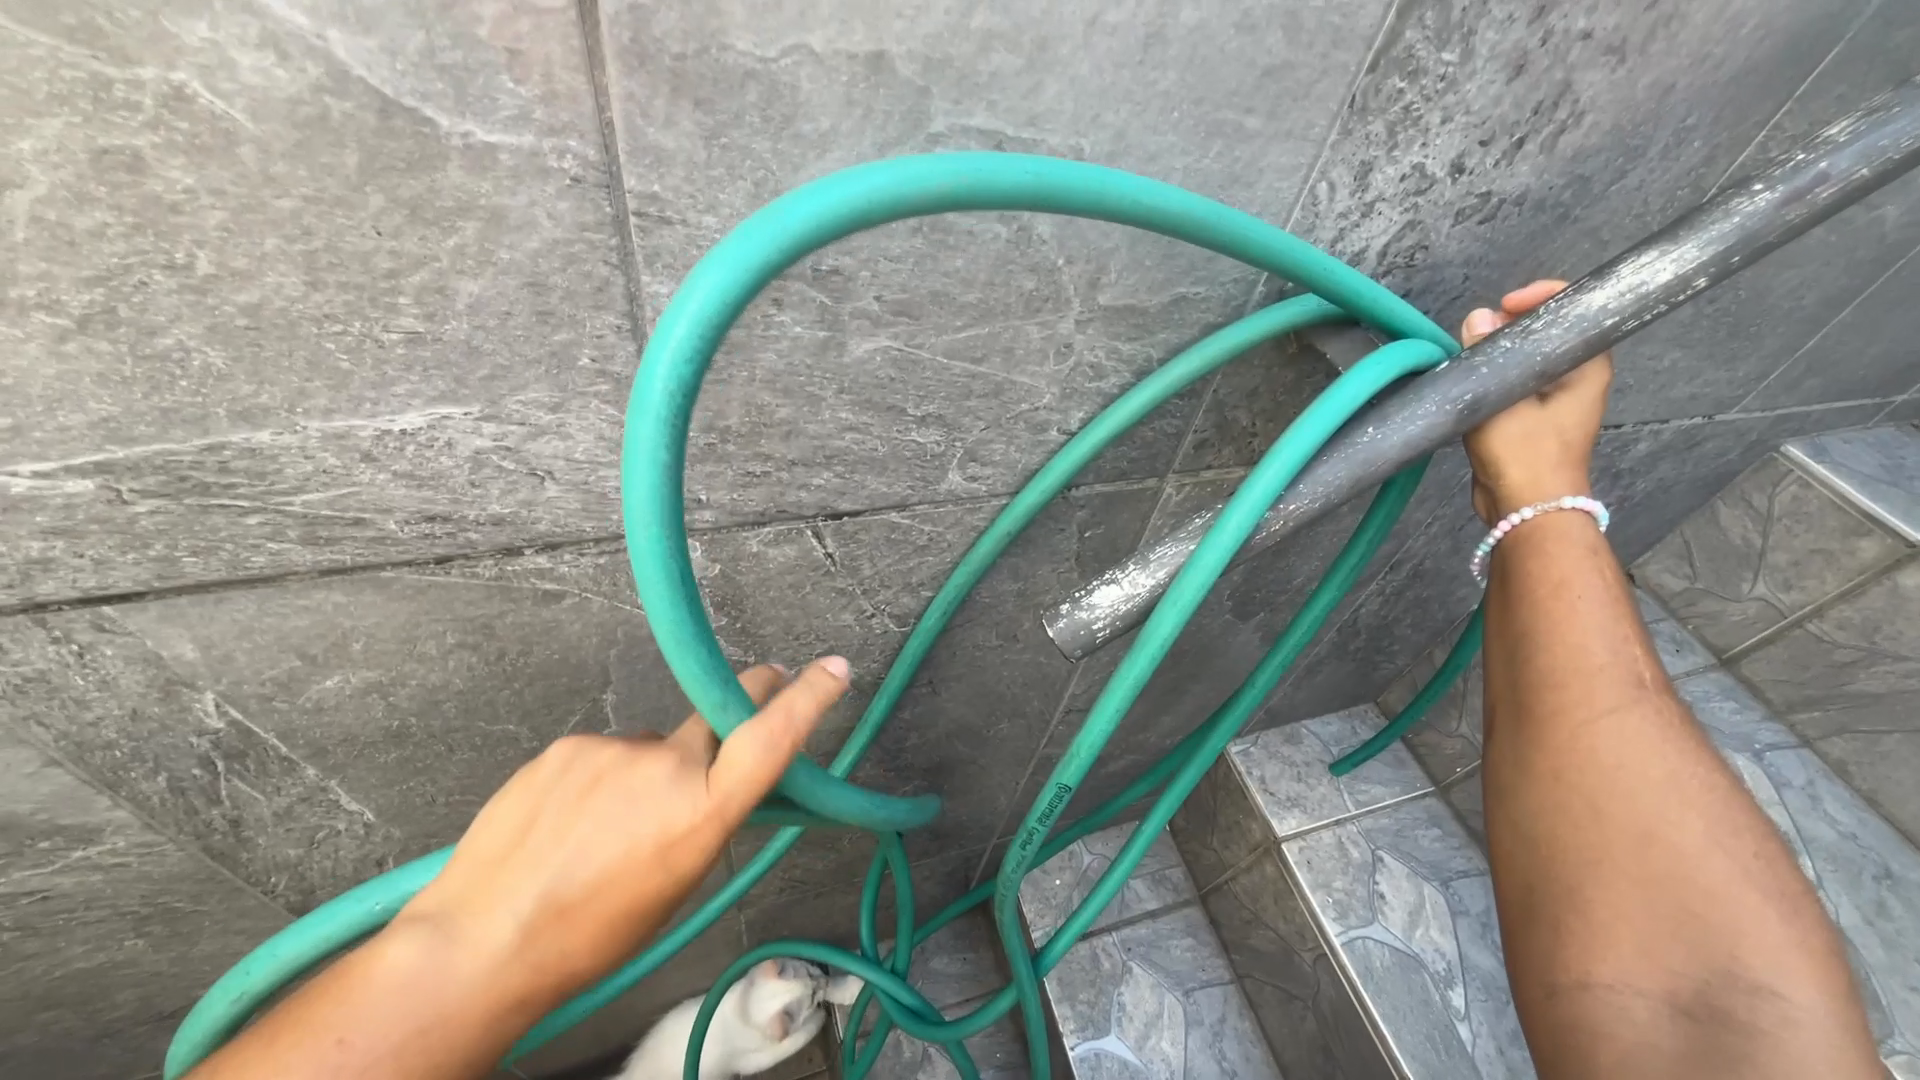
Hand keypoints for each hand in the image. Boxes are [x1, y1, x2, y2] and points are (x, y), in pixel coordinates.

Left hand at [394, 657, 851, 1003]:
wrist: (480, 941)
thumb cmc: (591, 935)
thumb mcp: (679, 886)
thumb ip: (707, 819)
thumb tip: (713, 784)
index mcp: (702, 813)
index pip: (771, 739)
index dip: (809, 698)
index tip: (835, 667)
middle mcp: (665, 767)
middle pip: (713, 724)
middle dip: (717, 736)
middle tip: (695, 772)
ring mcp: (612, 748)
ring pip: (653, 746)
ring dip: (646, 773)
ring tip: (601, 829)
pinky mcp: (568, 744)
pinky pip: (607, 751)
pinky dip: (602, 778)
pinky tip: (571, 820)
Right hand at [1461, 279, 1612, 523]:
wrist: (1526, 509)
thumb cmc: (1525, 454)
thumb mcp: (1501, 401)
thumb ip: (1487, 358)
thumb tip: (1478, 317)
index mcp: (1588, 366)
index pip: (1574, 310)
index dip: (1540, 297)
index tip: (1501, 306)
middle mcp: (1577, 377)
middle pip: (1547, 333)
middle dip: (1510, 325)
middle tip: (1476, 332)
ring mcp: (1554, 400)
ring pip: (1526, 359)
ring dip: (1497, 353)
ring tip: (1466, 354)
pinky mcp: (1530, 419)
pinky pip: (1512, 384)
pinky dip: (1491, 377)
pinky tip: (1467, 381)